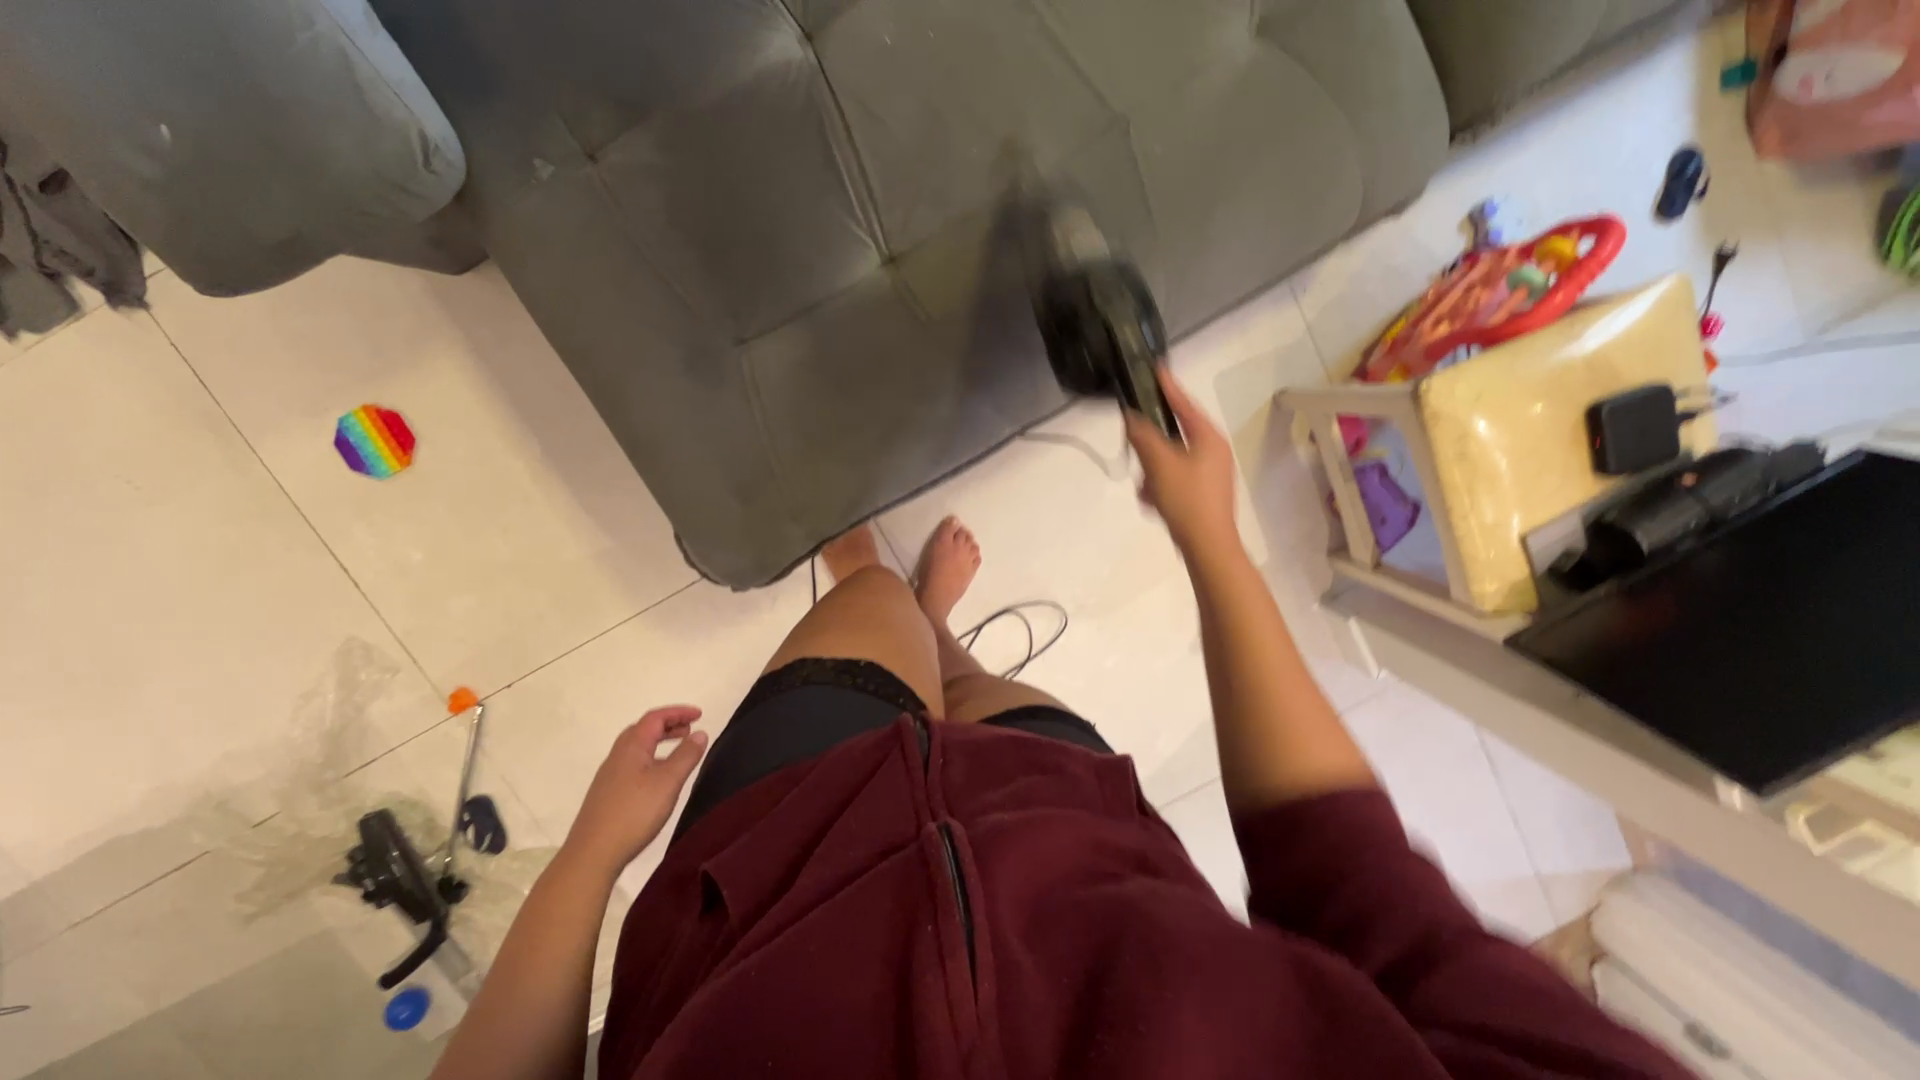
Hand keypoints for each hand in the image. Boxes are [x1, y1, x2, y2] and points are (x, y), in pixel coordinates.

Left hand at [561, 706, 707, 876]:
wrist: (593, 853)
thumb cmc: (634, 812)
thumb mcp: (668, 782)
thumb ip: (686, 756)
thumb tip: (700, 733)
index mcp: (631, 747)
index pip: (655, 718)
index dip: (678, 712)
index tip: (700, 714)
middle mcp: (617, 756)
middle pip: (643, 730)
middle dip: (668, 725)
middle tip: (690, 730)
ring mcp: (609, 776)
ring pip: (637, 748)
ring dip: (659, 743)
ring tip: (679, 752)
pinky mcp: (607, 794)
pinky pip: (632, 764)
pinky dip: (651, 759)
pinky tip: (658, 779)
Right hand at [1125, 365, 1237, 555]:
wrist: (1208, 547)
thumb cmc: (1187, 501)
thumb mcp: (1159, 464)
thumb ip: (1143, 436)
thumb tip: (1132, 416)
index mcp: (1208, 437)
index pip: (1184, 403)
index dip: (1167, 386)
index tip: (1155, 368)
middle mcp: (1213, 451)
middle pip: (1173, 435)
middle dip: (1150, 448)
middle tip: (1136, 455)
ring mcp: (1210, 474)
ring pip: (1170, 460)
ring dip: (1152, 472)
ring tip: (1146, 489)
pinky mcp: (1204, 495)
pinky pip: (1175, 480)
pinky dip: (1160, 487)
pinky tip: (1152, 503)